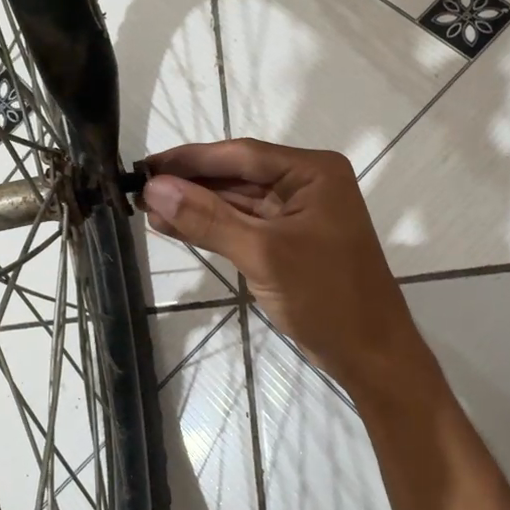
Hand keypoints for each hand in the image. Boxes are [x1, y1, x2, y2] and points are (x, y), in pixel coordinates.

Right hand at [141, 139, 434, 398]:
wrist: (371, 354)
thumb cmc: (326, 296)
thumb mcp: (263, 254)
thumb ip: (207, 218)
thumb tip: (154, 188)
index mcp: (313, 172)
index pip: (241, 154)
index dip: (190, 159)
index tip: (146, 165)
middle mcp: (307, 184)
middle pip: (237, 175)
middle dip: (190, 184)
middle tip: (138, 190)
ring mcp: (299, 213)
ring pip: (237, 201)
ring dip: (196, 206)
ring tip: (148, 209)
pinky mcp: (290, 241)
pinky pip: (244, 225)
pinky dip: (212, 227)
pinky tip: (176, 226)